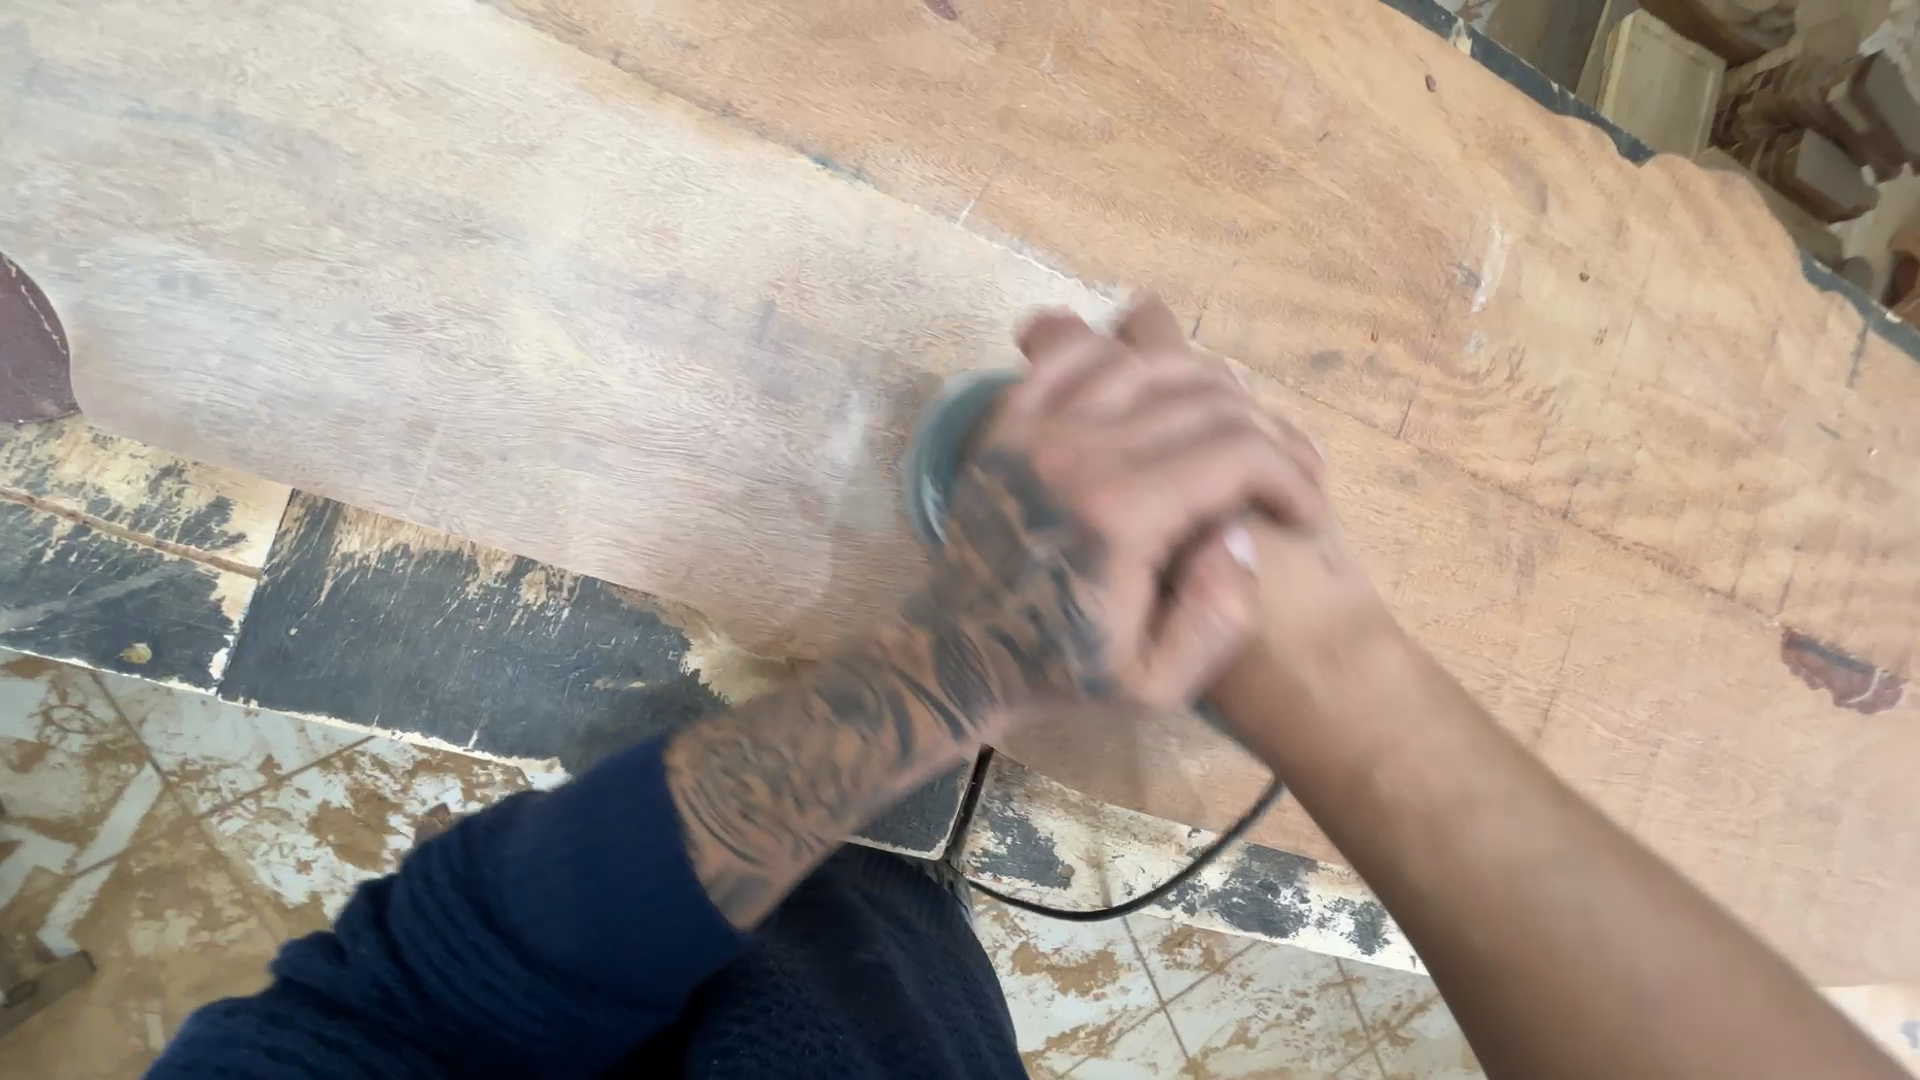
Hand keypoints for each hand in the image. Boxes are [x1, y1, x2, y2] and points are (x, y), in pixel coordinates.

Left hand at [908, 294, 1327, 715]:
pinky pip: (1070, 358)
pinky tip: (1150, 385)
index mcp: (1116, 517)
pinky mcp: (1006, 426)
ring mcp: (1034, 431)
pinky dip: (1120, 356)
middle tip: (1286, 470)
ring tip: (1232, 428)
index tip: (1305, 509)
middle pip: (1201, 401)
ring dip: (1205, 388)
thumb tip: (1239, 531)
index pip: (1236, 453)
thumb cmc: (1059, 671)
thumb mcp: (1157, 685)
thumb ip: (1219, 617)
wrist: (961, 653)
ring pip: (1144, 365)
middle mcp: (1074, 455)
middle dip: (1265, 432)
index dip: (1291, 475)